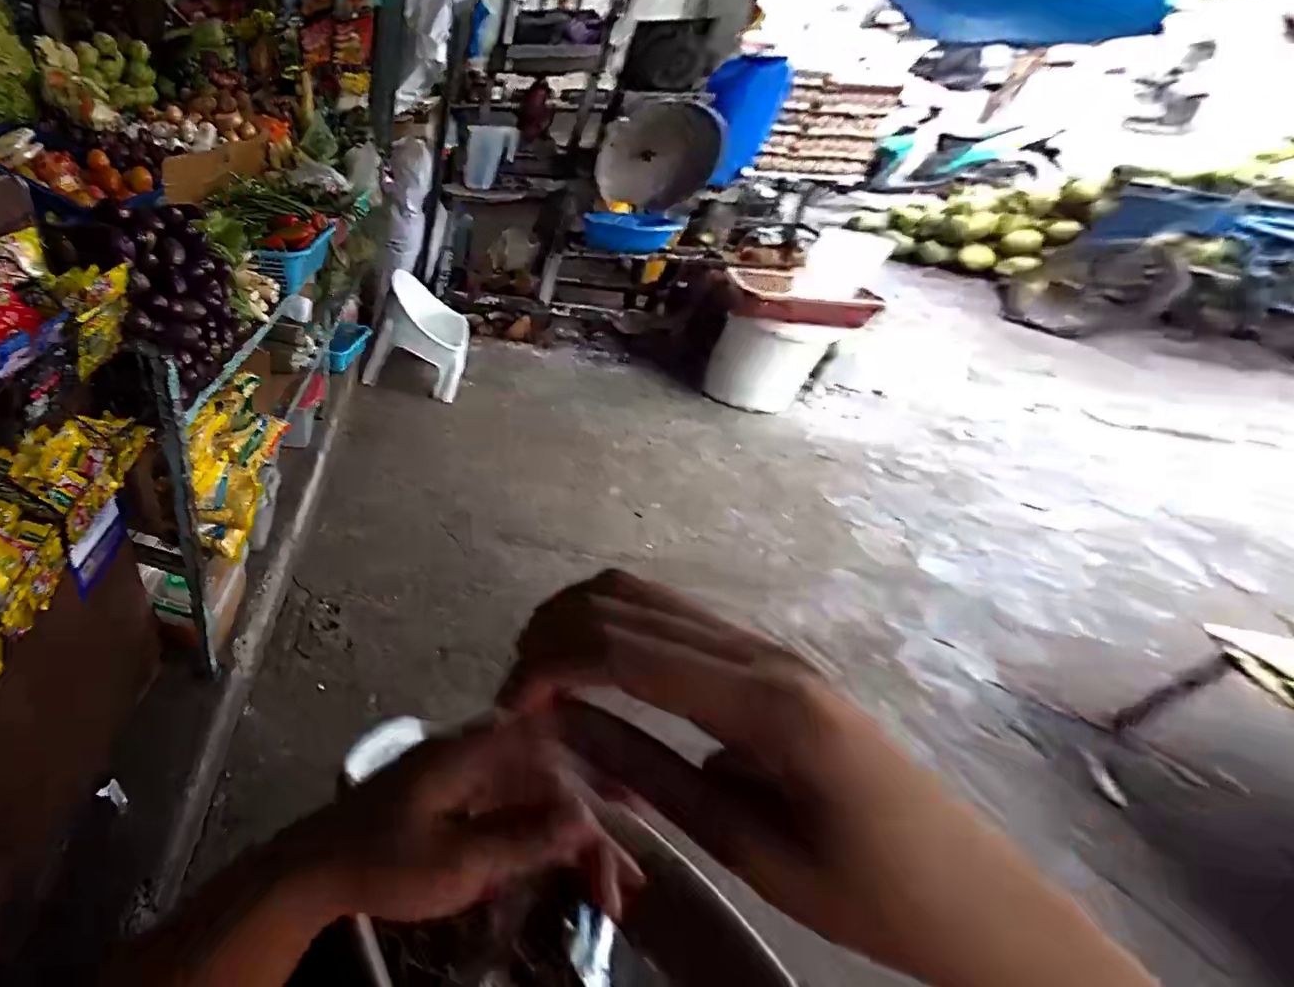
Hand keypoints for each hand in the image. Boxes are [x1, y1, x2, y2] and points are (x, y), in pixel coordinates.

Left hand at [292, 721, 643, 924]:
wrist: (321, 866)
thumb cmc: (385, 861)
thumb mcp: (458, 861)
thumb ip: (521, 837)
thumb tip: (584, 816)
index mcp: (465, 752)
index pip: (541, 746)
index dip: (591, 771)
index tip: (633, 808)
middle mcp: (466, 752)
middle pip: (541, 776)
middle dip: (586, 824)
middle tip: (625, 878)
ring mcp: (459, 774)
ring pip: (529, 795)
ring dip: (567, 836)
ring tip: (609, 884)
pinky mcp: (453, 797)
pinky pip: (508, 808)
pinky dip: (538, 837)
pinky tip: (564, 867)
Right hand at [501, 570, 1154, 986]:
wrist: (982, 899)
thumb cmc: (872, 895)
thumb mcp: (749, 851)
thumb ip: (645, 771)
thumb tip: (557, 719)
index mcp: (765, 704)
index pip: (623, 653)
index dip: (550, 667)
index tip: (510, 706)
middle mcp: (758, 651)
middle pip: (618, 606)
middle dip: (548, 638)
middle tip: (516, 692)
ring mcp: (760, 642)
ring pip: (634, 592)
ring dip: (571, 618)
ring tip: (539, 669)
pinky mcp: (757, 650)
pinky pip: (660, 608)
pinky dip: (605, 619)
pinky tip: (587, 658)